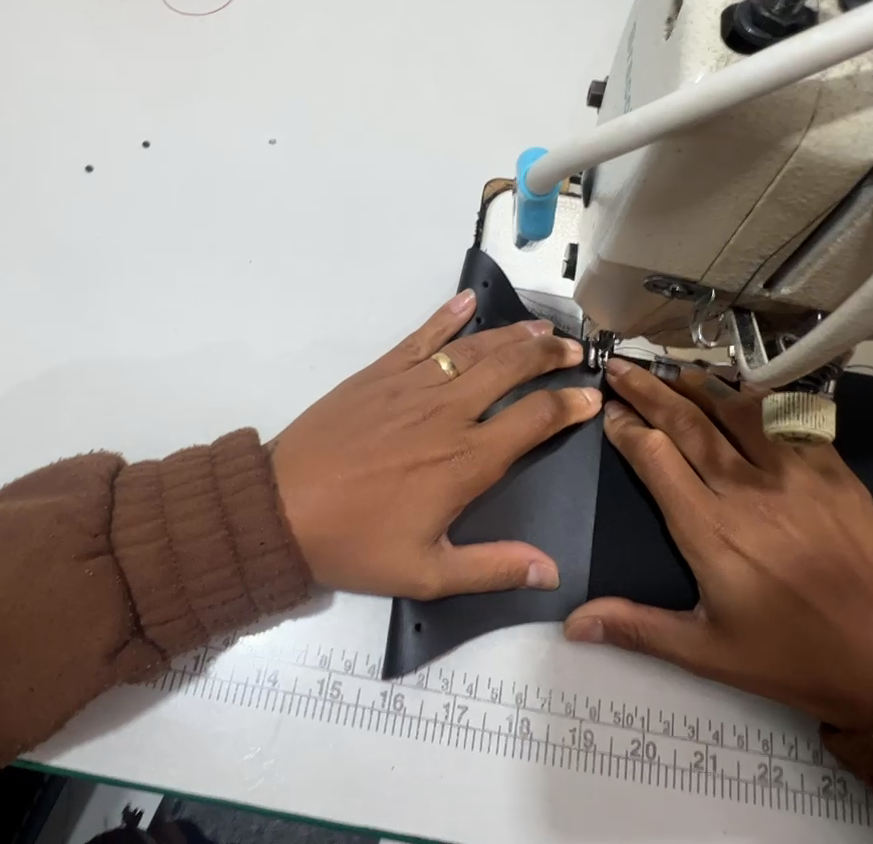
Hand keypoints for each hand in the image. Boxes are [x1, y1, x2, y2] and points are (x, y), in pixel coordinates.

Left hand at [272, 290, 602, 599]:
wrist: (282, 508)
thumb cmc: (356, 543)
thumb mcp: (426, 572)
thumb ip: (493, 568)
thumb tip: (552, 571)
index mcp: (467, 460)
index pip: (535, 419)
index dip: (569, 405)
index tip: (590, 398)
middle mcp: (449, 412)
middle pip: (512, 369)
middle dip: (550, 356)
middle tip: (574, 351)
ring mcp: (414, 385)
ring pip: (476, 349)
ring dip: (514, 334)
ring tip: (542, 328)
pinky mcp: (381, 372)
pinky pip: (423, 336)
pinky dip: (448, 315)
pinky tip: (469, 301)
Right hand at [564, 361, 872, 728]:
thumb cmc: (792, 657)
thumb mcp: (707, 653)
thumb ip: (637, 628)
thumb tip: (572, 625)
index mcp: (710, 530)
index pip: (654, 456)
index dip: (626, 427)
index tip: (608, 412)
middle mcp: (747, 489)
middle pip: (686, 422)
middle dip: (646, 390)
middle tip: (619, 367)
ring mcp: (795, 472)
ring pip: (734, 409)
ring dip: (696, 386)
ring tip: (670, 371)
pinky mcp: (834, 469)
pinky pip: (787, 418)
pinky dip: (757, 398)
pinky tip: (741, 390)